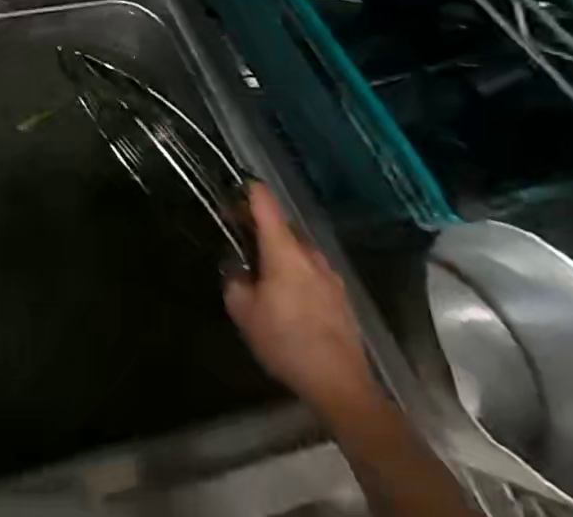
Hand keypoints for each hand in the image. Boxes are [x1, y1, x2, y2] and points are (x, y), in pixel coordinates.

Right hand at [225, 183, 377, 413]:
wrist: (339, 382)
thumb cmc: (285, 341)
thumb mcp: (243, 313)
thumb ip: (234, 282)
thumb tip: (237, 270)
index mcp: (283, 249)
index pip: (265, 202)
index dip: (248, 190)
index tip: (233, 189)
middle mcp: (309, 252)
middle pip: (281, 225)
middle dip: (259, 228)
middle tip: (239, 241)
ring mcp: (329, 272)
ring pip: (297, 249)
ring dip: (279, 252)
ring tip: (262, 276)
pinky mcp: (340, 294)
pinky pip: (311, 271)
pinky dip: (295, 273)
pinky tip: (288, 301)